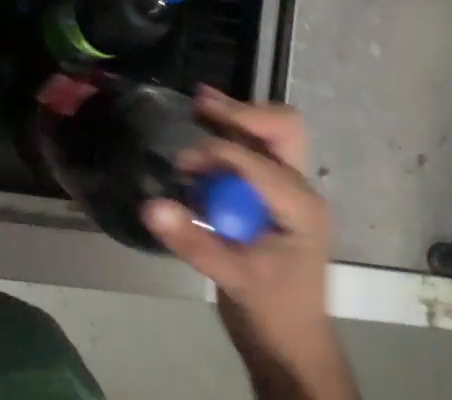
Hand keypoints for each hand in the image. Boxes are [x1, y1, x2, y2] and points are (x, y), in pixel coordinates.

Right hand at [143, 87, 353, 398]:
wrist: (293, 348)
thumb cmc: (273, 314)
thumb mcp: (234, 279)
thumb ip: (194, 241)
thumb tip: (150, 205)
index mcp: (300, 205)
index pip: (257, 161)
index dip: (219, 153)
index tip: (183, 162)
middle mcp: (300, 189)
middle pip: (283, 128)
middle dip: (242, 113)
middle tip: (200, 102)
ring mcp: (288, 193)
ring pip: (271, 136)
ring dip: (236, 121)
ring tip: (198, 106)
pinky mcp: (271, 200)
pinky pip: (256, 156)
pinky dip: (230, 142)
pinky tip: (201, 145)